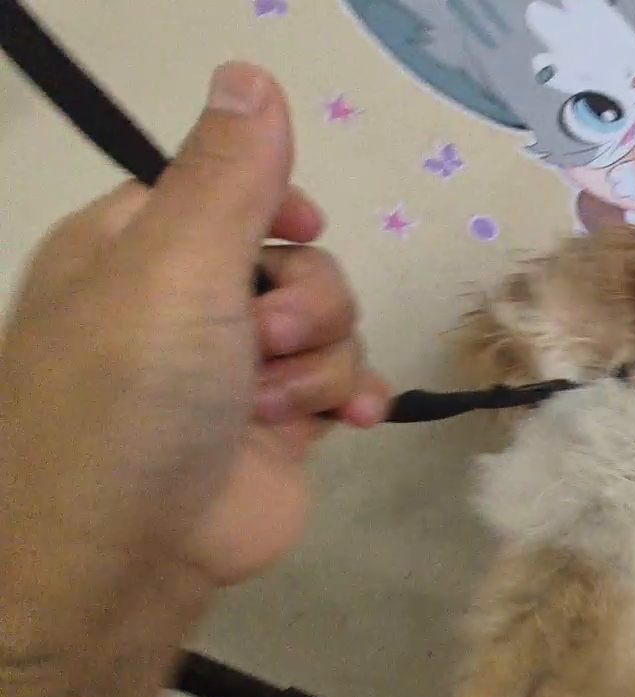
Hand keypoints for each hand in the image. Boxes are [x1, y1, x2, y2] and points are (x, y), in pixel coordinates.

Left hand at [0, 63, 386, 637]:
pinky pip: (352, 382)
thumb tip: (254, 76)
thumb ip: (228, 180)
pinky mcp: (292, 415)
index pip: (231, 194)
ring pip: (338, 330)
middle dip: (311, 307)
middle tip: (271, 341)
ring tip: (279, 405)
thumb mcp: (178, 272)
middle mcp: (195, 300)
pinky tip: (345, 421)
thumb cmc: (136, 395)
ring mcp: (247, 364)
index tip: (294, 231)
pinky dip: (353, 398)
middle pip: (305, 267)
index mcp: (141, 248)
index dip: (277, 210)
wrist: (139, 539)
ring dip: (323, 366)